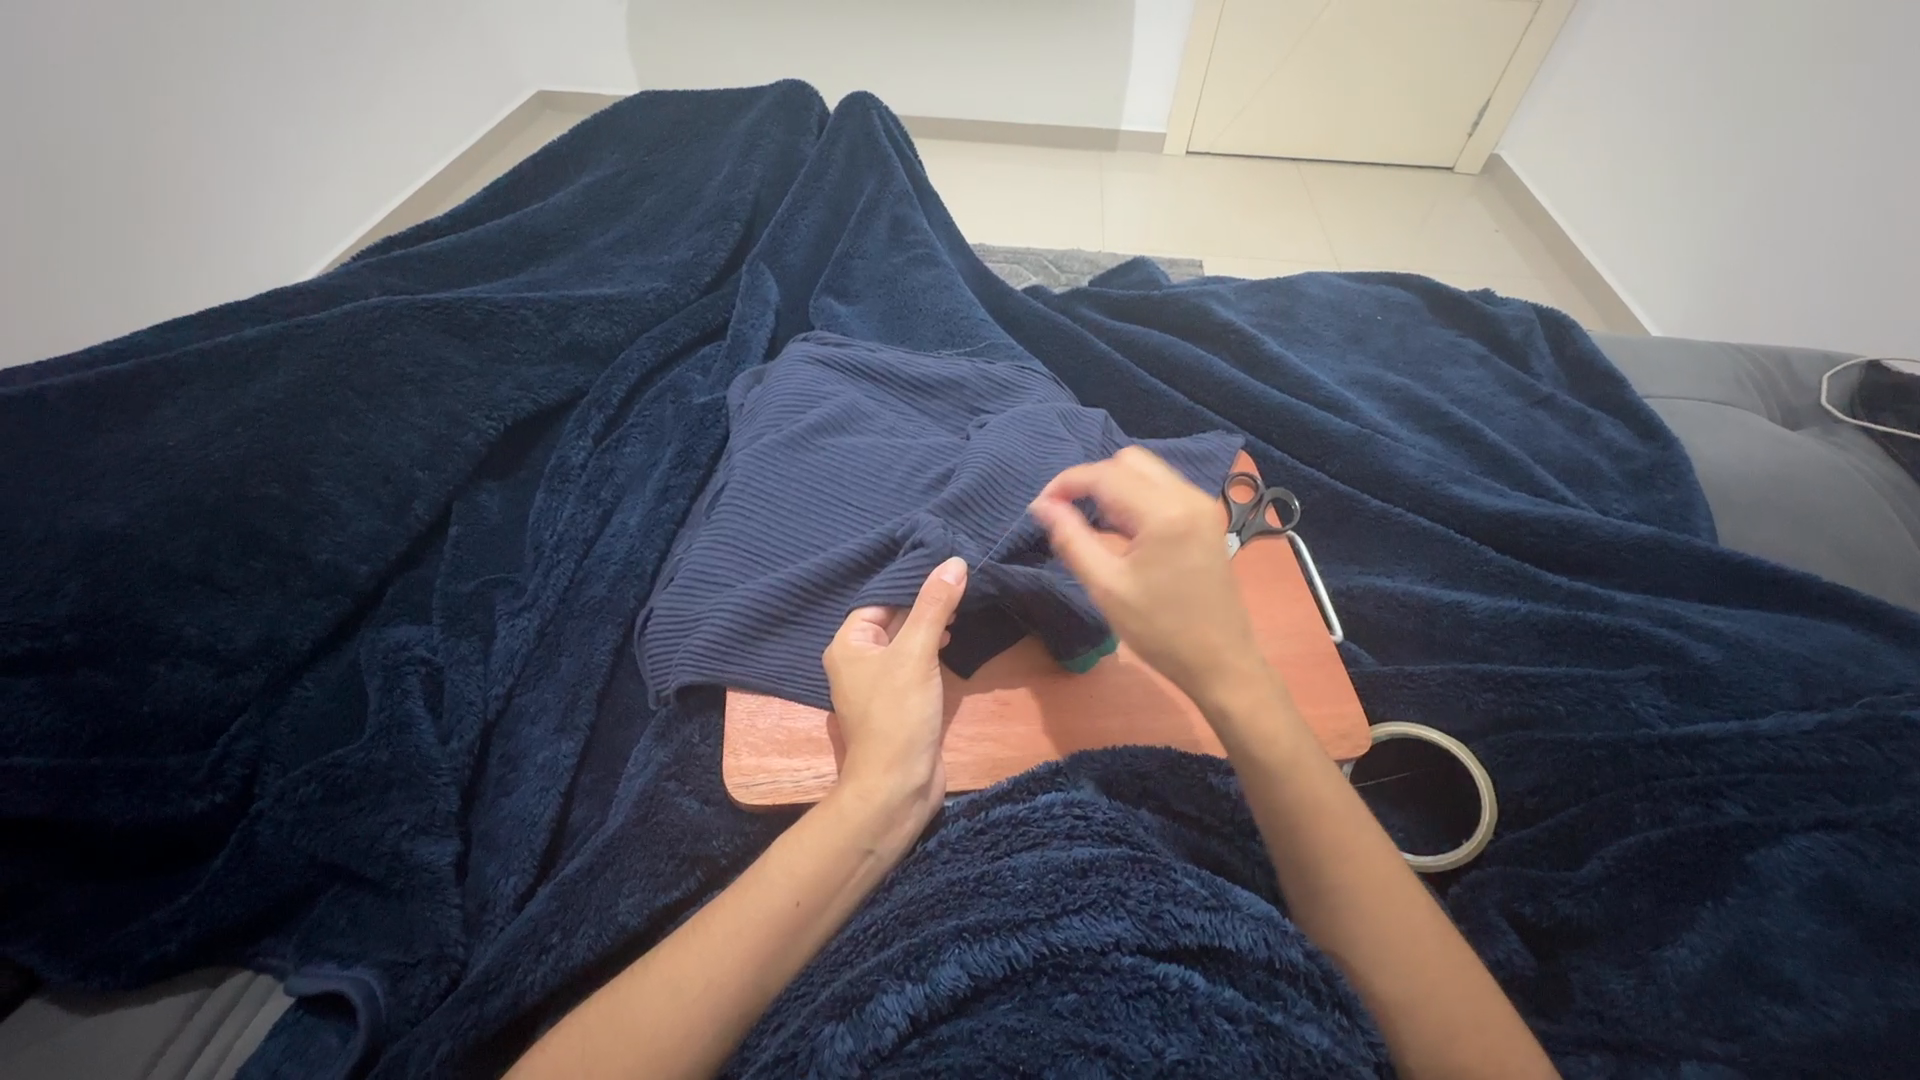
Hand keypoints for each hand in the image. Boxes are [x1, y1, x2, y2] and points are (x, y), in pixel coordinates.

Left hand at [822, 556, 967, 825]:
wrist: (898, 784)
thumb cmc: (898, 713)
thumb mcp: (917, 652)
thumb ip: (934, 606)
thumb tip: (953, 562)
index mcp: (848, 644)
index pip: (880, 598)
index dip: (911, 583)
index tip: (946, 568)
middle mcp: (857, 659)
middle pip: (893, 617)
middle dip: (925, 603)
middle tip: (961, 583)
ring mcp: (877, 682)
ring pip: (905, 641)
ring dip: (931, 625)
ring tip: (962, 607)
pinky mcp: (898, 700)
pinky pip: (914, 663)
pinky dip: (932, 649)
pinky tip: (953, 641)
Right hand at [1030, 447, 1266, 710]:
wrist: (1220, 661)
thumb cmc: (1159, 630)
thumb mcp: (1106, 587)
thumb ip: (1071, 539)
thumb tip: (1042, 506)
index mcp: (1164, 512)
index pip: (1105, 474)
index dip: (1066, 483)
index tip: (1040, 508)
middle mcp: (1188, 496)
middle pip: (1128, 461)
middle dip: (1091, 480)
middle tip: (1067, 514)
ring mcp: (1202, 505)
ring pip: (1146, 470)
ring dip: (1113, 487)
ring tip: (1090, 523)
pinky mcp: (1205, 518)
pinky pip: (1162, 488)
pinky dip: (1135, 496)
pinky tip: (1121, 529)